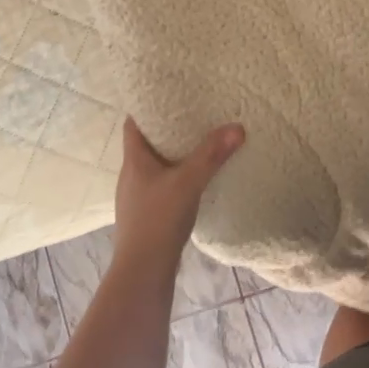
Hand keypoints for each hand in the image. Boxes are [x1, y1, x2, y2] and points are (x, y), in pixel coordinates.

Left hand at [114, 118, 245, 268]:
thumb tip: (237, 127)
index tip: (167, 93)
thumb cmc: (158, 221)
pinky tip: (195, 183)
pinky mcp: (147, 217)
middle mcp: (131, 176)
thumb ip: (211, 154)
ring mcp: (137, 199)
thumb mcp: (188, 183)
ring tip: (199, 145)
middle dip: (167, 130)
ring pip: (155, 168)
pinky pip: (161, 187)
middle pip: (146, 144)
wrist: (142, 274)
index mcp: (134, 161)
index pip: (133, 124)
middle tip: (193, 115)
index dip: (146, 107)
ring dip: (173, 156)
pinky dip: (176, 179)